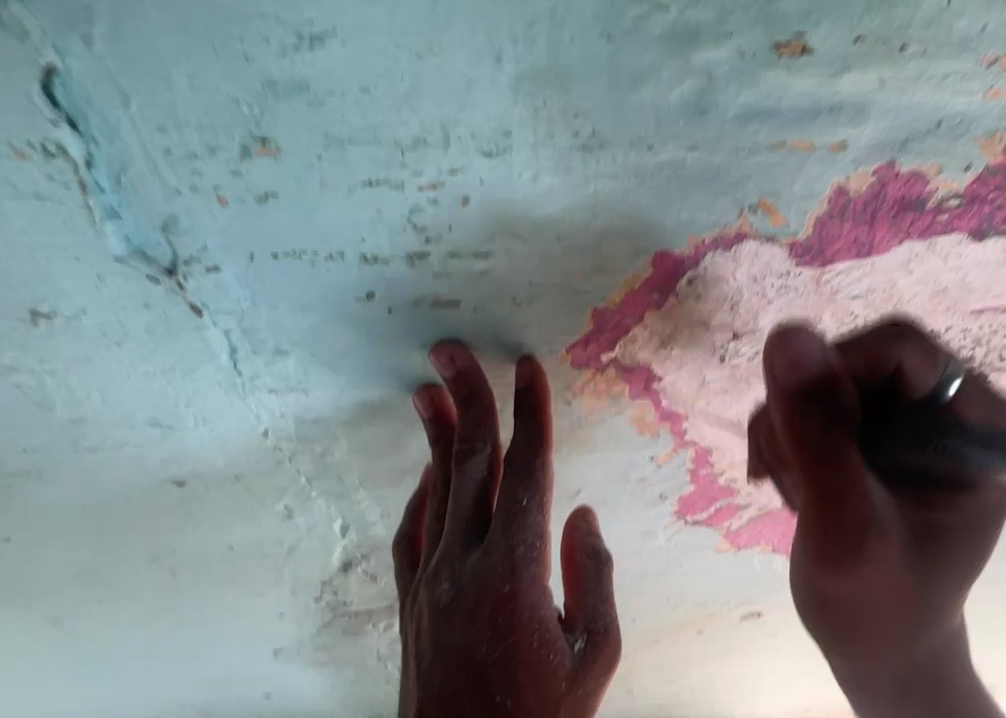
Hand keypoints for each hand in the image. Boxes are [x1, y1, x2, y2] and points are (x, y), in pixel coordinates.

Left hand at [393, 343, 620, 717]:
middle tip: (452, 349)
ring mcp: (430, 583)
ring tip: (430, 388)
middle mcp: (464, 564)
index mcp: (515, 571)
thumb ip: (594, 576)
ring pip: (436, 488)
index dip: (530, 413)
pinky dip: (422, 490)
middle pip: (470, 461)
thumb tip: (582, 514)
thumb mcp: (594, 657)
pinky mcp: (411, 604)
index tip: (528, 367)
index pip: (527, 470)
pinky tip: (429, 469)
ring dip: (438, 433)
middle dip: (468, 398)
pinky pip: (412, 531)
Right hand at [746, 320, 1005, 717]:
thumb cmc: (877, 608)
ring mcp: (915, 410)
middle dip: (806, 415)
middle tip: (798, 487)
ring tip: (801, 497)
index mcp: (989, 426)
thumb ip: (818, 436)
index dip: (836, 378)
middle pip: (855, 355)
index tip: (807, 446)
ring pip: (823, 370)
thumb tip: (788, 332)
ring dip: (789, 429)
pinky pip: (810, 391)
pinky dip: (785, 433)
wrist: (874, 646)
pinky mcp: (877, 420)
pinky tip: (797, 486)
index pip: (900, 348)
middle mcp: (958, 404)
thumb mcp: (845, 532)